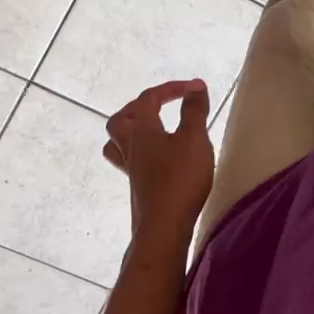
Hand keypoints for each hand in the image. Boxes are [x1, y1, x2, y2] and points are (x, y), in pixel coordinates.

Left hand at [102, 80, 214, 245]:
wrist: (164, 228)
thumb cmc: (180, 179)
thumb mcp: (194, 138)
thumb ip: (194, 110)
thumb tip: (194, 85)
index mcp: (141, 131)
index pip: (148, 100)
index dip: (170, 89)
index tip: (193, 89)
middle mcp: (131, 148)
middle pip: (119, 122)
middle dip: (137, 108)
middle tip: (159, 106)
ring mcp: (132, 171)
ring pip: (118, 145)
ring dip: (131, 132)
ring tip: (151, 131)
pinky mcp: (138, 189)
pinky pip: (130, 163)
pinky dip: (141, 154)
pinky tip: (158, 160)